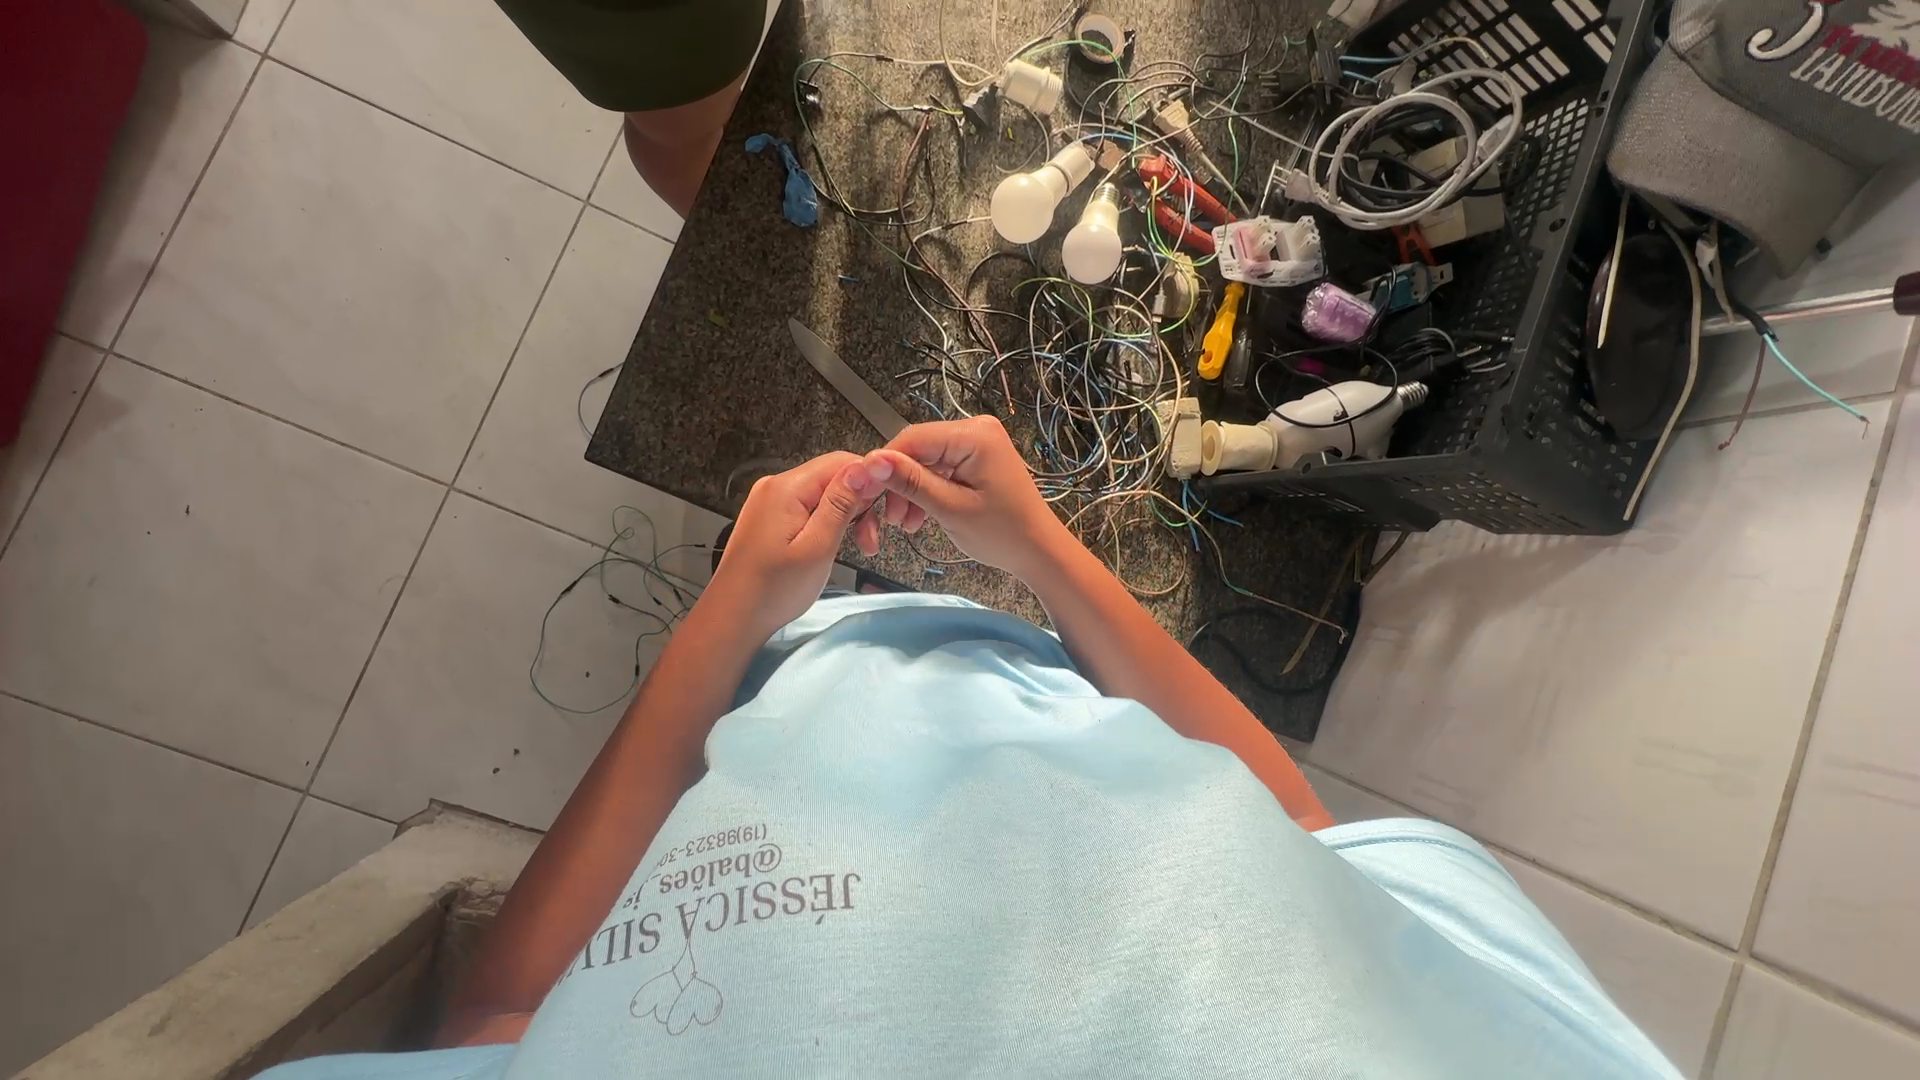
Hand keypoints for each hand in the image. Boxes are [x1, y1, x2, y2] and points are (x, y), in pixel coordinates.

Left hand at [705, 452, 879, 637]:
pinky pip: (809, 507)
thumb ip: (842, 503)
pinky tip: (834, 544)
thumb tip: (868, 466)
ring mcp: (771, 501)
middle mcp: (777, 485)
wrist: (733, 618)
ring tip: (861, 548)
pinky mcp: (770, 517)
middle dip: (861, 502)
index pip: (842, 462)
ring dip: (848, 515)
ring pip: (824, 493)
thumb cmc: (775, 589)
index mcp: (788, 487)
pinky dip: (829, 522)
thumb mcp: (818, 546)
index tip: (889, 513)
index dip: (871, 481)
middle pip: (833, 476)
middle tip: (871, 542)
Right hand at [862, 416, 1070, 578]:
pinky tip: (920, 517)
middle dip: (900, 483)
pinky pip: (941, 469)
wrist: (1038, 551)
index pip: (913, 439)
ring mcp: (978, 444)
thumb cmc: (1003, 533)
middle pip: (918, 449)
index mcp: (975, 435)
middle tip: (891, 519)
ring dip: (912, 491)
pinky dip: (928, 491)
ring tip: (906, 524)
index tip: (867, 492)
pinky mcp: (977, 459)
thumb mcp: (950, 508)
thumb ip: (911, 482)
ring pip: (926, 461)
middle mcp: (977, 430)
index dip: (885, 464)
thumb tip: (872, 461)